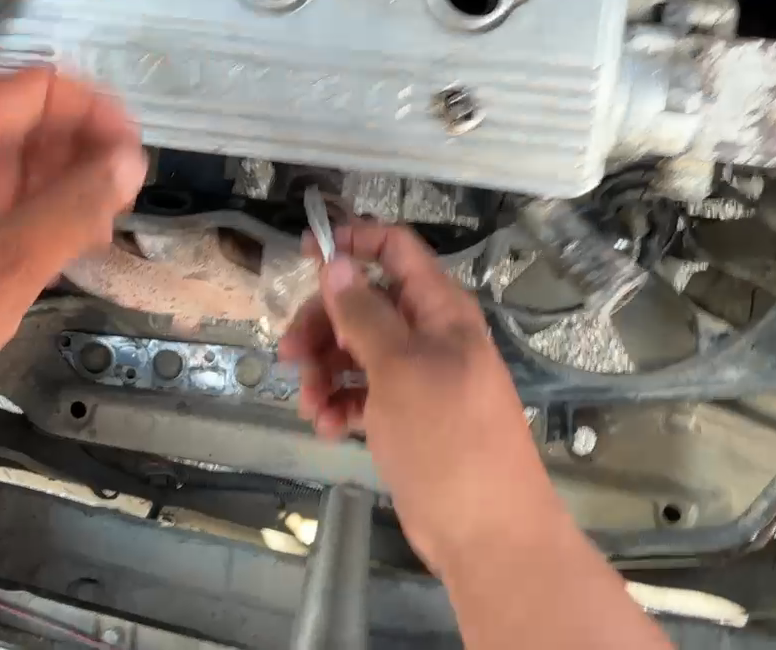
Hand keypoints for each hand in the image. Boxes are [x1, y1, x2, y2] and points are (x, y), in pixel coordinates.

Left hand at [0, 69, 146, 454]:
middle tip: (110, 209)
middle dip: (72, 158)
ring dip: (39, 189)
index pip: (38, 88)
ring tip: (75, 238)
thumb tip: (125, 164)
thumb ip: (73, 209)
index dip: (99, 117)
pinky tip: (20, 252)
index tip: (133, 160)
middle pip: (11, 119)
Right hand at [279, 220, 567, 572]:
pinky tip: (328, 427)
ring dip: (324, 370)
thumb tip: (335, 263)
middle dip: (323, 324)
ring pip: (355, 350)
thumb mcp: (399, 368)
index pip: (395, 249)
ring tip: (309, 404)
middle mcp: (426, 334)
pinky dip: (339, 403)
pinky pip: (361, 392)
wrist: (486, 534)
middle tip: (289, 353)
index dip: (352, 241)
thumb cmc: (448, 437)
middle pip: (364, 303)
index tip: (306, 251)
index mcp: (438, 308)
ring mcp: (414, 376)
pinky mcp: (403, 414)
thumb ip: (364, 313)